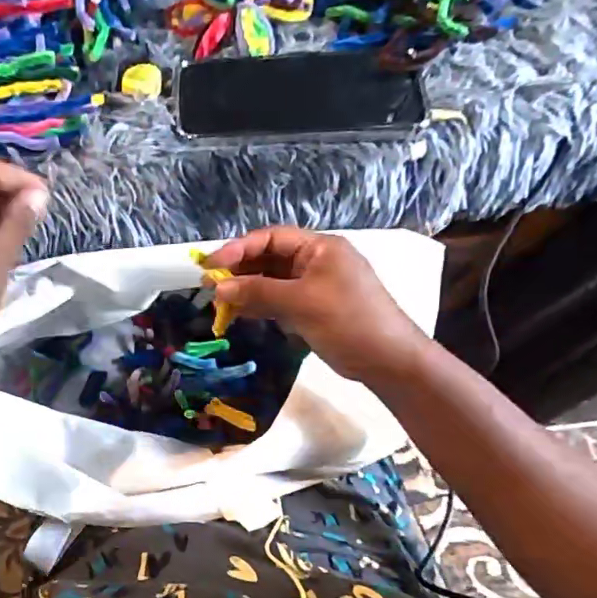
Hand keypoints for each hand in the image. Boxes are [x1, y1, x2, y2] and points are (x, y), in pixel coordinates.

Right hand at [203, 227, 428, 384]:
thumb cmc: (348, 320)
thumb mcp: (300, 302)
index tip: (210, 265)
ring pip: (271, 281)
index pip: (271, 238)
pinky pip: (278, 301)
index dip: (238, 248)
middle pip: (269, 258)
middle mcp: (315, 261)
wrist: (387, 359)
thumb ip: (258, 291)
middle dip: (239, 271)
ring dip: (246, 290)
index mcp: (320, 248)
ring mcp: (313, 286)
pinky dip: (258, 306)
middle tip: (210, 286)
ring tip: (219, 303)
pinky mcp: (311, 309)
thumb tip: (218, 286)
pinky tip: (238, 313)